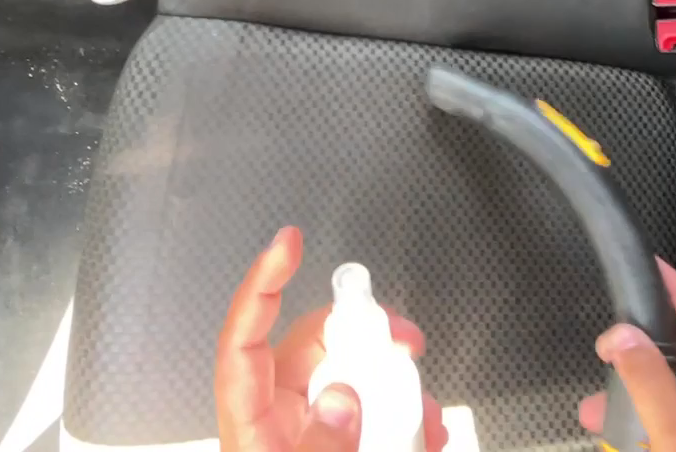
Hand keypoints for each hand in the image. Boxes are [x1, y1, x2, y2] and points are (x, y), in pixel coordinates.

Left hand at [216, 227, 448, 451]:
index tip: (289, 243)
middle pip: (314, 346)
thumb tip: (341, 394)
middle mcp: (275, 417)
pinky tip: (428, 434)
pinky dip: (399, 416)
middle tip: (409, 341)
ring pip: (349, 376)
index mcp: (251, 425)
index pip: (244, 340)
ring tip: (431, 414)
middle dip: (364, 335)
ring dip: (393, 385)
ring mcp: (304, 431)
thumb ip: (320, 447)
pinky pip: (367, 411)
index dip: (262, 283)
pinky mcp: (335, 445)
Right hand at [579, 258, 675, 451]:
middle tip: (608, 340)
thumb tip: (622, 333)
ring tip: (593, 405)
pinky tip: (600, 430)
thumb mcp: (674, 439)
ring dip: (624, 394)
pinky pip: (650, 426)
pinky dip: (624, 424)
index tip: (653, 266)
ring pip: (659, 394)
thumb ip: (647, 382)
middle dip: (639, 348)